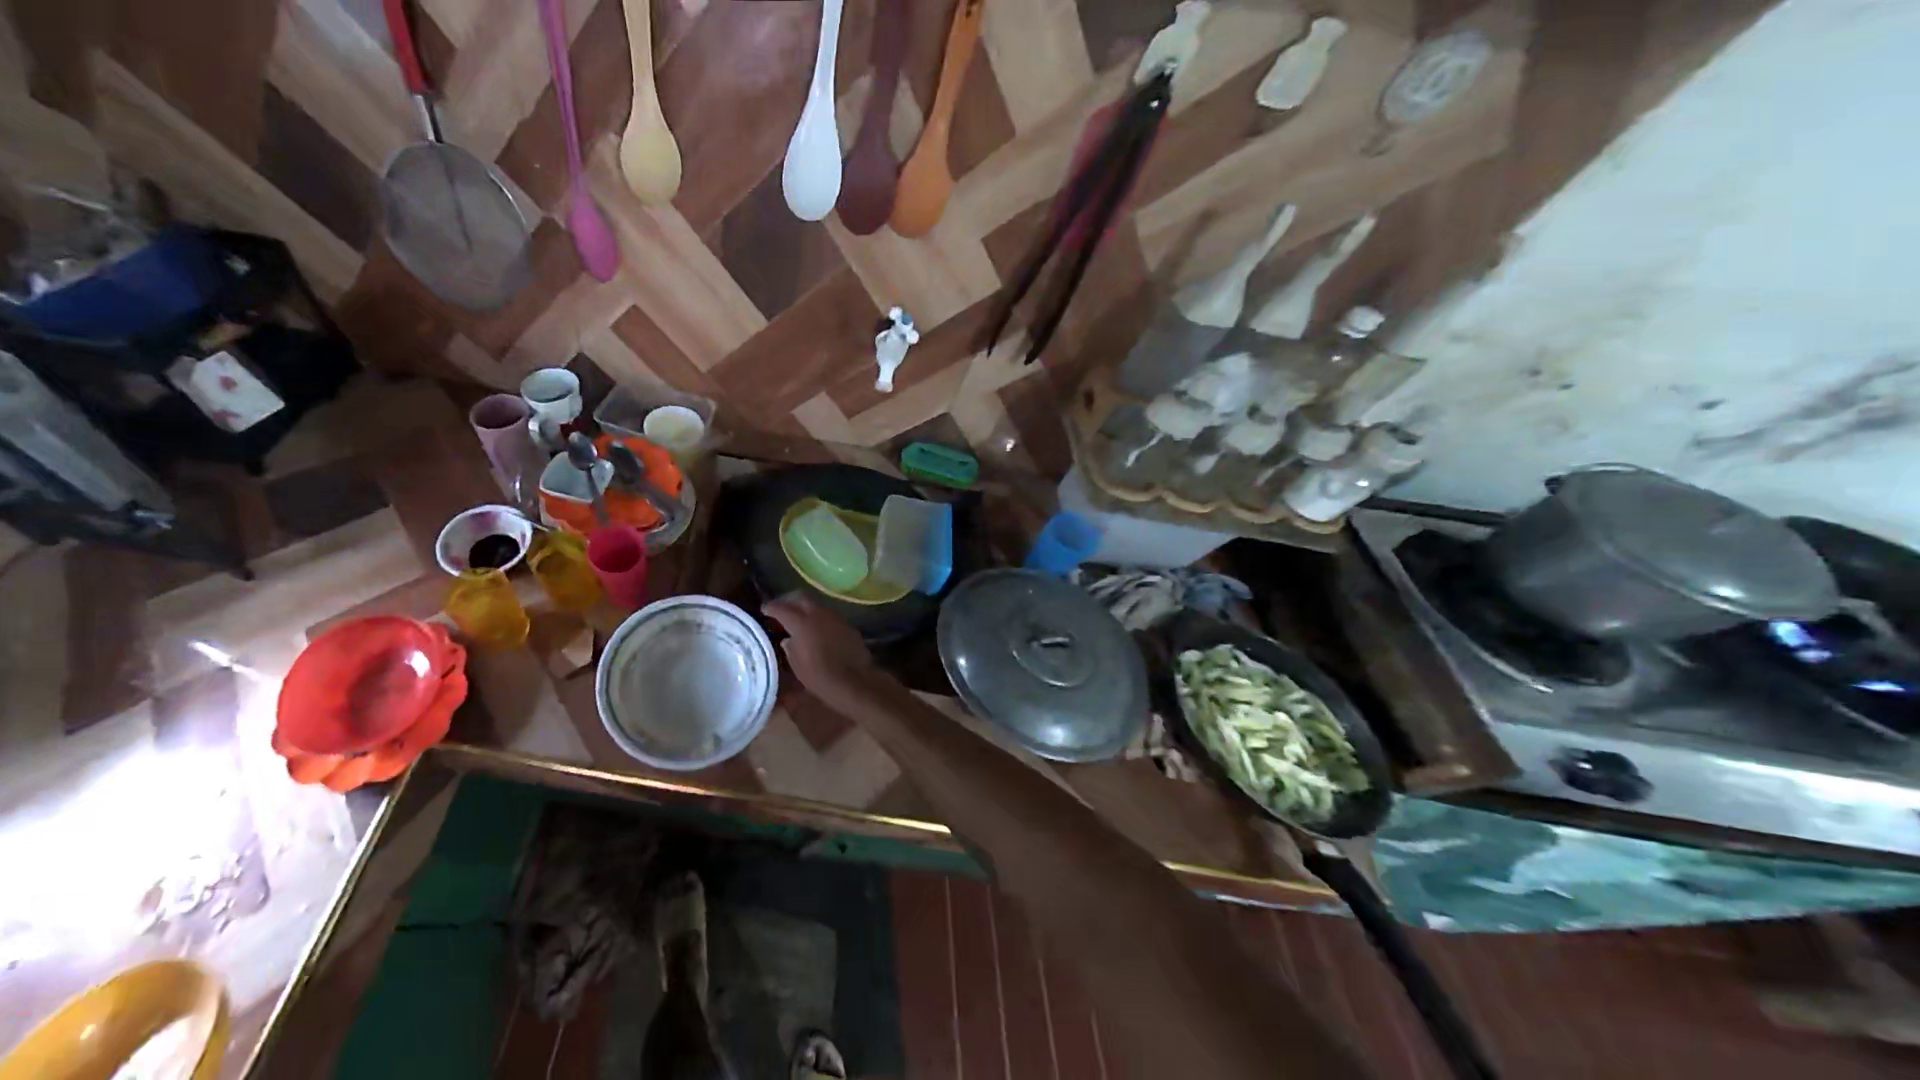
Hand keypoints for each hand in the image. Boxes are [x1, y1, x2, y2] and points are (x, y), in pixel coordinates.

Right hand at [763, 593, 877, 701]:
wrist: (853, 681)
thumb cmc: (819, 676)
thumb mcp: (797, 664)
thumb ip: (790, 647)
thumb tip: (788, 639)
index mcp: (801, 623)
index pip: (781, 608)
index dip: (771, 607)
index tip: (765, 609)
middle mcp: (819, 614)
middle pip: (801, 598)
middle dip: (789, 601)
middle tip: (782, 610)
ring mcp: (836, 618)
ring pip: (817, 606)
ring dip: (807, 610)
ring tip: (799, 621)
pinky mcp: (848, 625)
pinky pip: (830, 617)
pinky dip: (821, 620)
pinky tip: (818, 631)